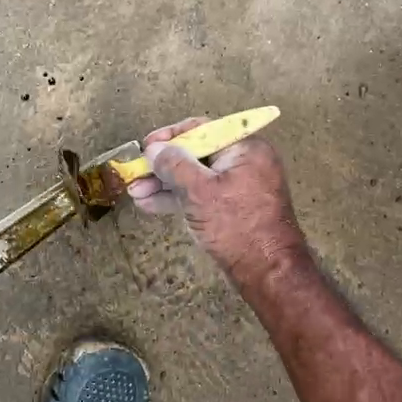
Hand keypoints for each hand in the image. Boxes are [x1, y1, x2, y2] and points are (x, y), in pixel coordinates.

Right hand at [127, 117, 307, 280]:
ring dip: (163, 184)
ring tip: (135, 192)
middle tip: (136, 173)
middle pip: (194, 154)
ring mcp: (236, 187)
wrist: (266, 271)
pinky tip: (148, 204)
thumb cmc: (236, 225)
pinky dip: (176, 199)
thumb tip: (153, 149)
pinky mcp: (229, 209)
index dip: (170, 136)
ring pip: (193, 178)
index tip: (146, 147)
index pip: (202, 130)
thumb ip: (174, 165)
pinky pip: (199, 196)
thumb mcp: (199, 190)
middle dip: (161, 166)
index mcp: (244, 148)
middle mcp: (242, 163)